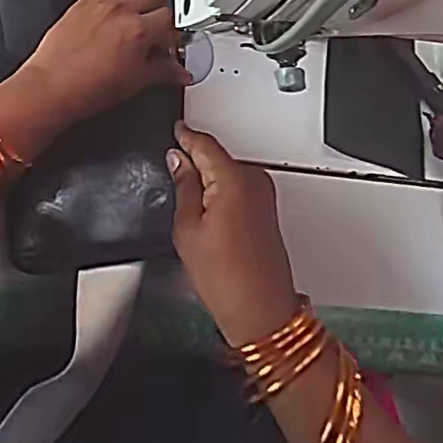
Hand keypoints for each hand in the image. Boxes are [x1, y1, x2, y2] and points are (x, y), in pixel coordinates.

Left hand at [7, 0, 189, 122]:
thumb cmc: (87, 88)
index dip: (171, 32)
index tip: (166, 42)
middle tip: (155, 27)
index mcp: (138, 30)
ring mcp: (102, 1)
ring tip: (140, 9)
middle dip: (160, 9)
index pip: (169, 18)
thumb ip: (162, 71)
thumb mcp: (135, 83)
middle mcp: (121, 10)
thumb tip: (178, 71)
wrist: (52, 86)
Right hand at [168, 121, 301, 344]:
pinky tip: (209, 208)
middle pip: (218, 156)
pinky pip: (239, 185)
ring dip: (210, 174)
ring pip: (228, 170)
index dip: (185, 135)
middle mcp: (254, 181)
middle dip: (196, 158)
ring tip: (189, 196)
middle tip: (174, 167)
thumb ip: (183, 186)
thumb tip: (178, 161)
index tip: (176, 129)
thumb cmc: (227, 279)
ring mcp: (264, 194)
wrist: (262, 314)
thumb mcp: (187, 229)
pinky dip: (223, 187)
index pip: (204, 144)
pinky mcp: (268, 208)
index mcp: (232, 180)